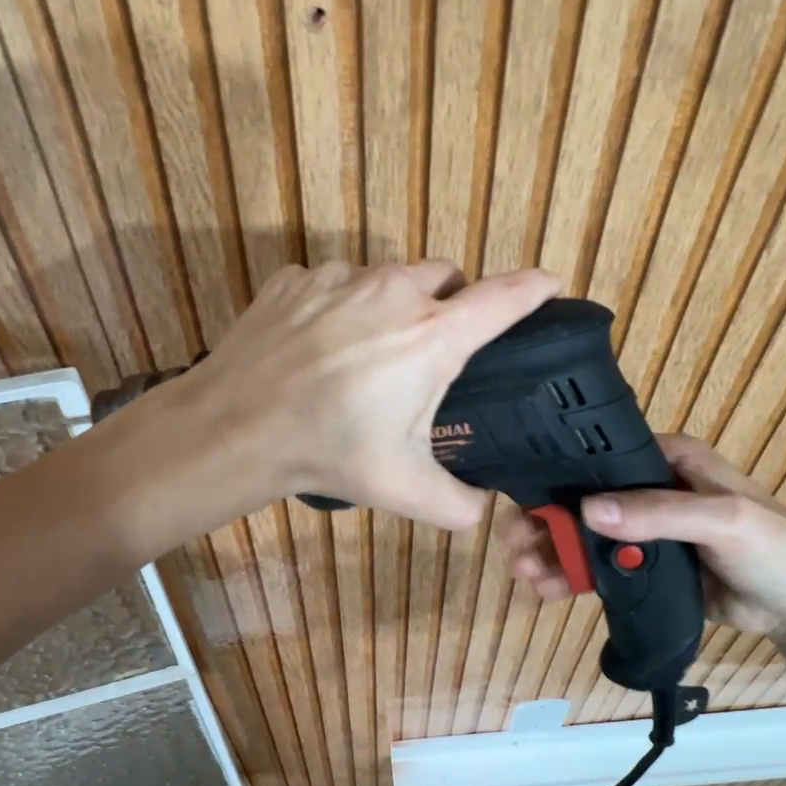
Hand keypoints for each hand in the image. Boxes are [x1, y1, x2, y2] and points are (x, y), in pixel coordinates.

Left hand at [166, 260, 558, 529]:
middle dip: (451, 302)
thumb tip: (483, 509)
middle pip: (445, 277)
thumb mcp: (404, 489)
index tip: (550, 285)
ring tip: (366, 353)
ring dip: (391, 305)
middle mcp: (393, 292)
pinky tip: (319, 347)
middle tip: (432, 346)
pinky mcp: (296, 279)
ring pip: (387, 277)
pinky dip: (338, 306)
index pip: (504, 297)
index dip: (534, 289)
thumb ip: (459, 504)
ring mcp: (339, 278)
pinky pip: (333, 284)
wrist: (235, 427)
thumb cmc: (328, 452)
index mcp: (432, 336)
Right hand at [495, 434, 785, 641]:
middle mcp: (648, 489)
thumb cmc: (774, 547)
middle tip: (515, 546)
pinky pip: (597, 569)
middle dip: (545, 523)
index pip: (600, 460)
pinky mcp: (643, 568)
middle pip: (581, 501)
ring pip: (582, 537)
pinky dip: (571, 578)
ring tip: (525, 574)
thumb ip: (657, 513)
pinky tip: (546, 591)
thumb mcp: (722, 520)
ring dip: (551, 553)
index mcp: (667, 460)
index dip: (559, 479)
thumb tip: (587, 510)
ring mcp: (643, 531)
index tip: (524, 500)